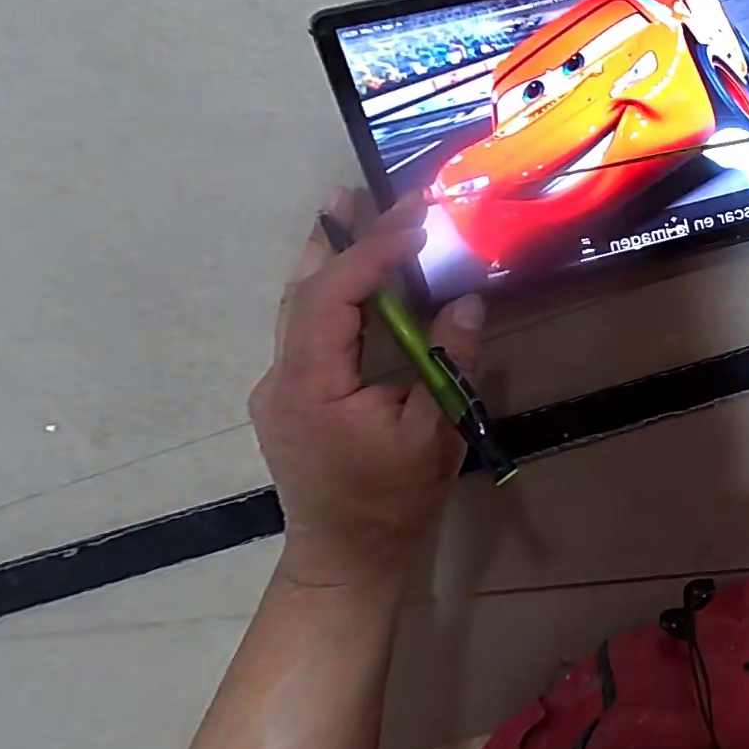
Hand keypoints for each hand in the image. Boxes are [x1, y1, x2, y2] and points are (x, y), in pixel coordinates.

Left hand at [248, 188, 484, 588]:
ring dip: (325, 256)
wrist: (347, 556)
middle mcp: (281, 377)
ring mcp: (280, 385)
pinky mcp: (293, 393)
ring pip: (296, 305)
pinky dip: (331, 289)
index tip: (415, 224)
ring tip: (344, 210)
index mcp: (311, 386)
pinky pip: (307, 326)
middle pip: (301, 291)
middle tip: (358, 192)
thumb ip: (450, 361)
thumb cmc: (394, 498)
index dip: (372, 254)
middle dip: (336, 237)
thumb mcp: (437, 431)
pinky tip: (352, 274)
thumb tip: (467, 301)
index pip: (333, 299)